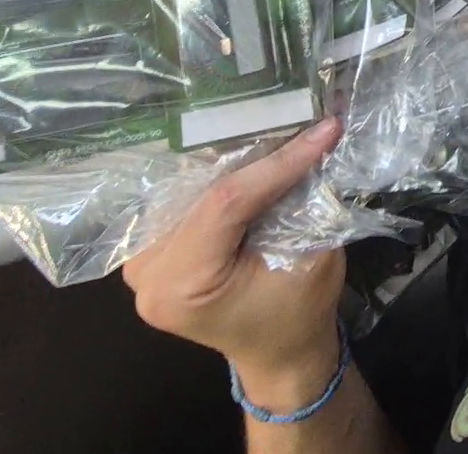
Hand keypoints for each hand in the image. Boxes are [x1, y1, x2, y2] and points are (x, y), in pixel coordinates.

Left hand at [125, 117, 346, 411]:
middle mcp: (146, 270)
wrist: (280, 349)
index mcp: (181, 284)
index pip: (226, 200)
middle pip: (201, 186)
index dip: (278, 161)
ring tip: (280, 128)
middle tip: (300, 118)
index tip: (325, 130)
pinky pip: (188, 194)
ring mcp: (141, 258)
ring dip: (237, 155)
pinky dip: (223, 171)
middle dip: (254, 150)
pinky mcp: (151, 247)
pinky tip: (253, 152)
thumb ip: (305, 199)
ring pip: (193, 182)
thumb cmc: (299, 311)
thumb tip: (318, 135)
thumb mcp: (314, 256)